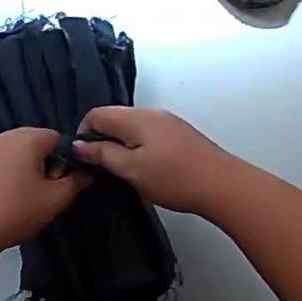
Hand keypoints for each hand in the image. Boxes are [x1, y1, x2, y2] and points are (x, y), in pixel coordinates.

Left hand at [0, 129, 89, 253]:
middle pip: (38, 145)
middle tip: (49, 194)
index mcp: (29, 137)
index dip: (69, 161)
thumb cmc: (16, 209)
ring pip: (19, 155)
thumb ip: (76, 182)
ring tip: (29, 200)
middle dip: (48, 166)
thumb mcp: (55, 199)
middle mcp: (6, 136)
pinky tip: (10, 200)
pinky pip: (2, 164)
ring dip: (29, 172)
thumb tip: (87, 172)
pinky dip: (11, 177)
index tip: (66, 185)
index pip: (60, 139)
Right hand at [69, 107, 248, 217]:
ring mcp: (169, 124)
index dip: (83, 135)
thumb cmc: (174, 178)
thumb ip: (102, 155)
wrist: (223, 186)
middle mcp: (152, 114)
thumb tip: (78, 144)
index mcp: (136, 118)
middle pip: (115, 120)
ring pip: (133, 130)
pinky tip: (147, 173)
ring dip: (123, 149)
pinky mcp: (181, 137)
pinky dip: (141, 151)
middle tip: (103, 171)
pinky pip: (150, 138)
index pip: (96, 114)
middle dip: (103, 142)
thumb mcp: (131, 169)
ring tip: (126, 175)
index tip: (84, 160)